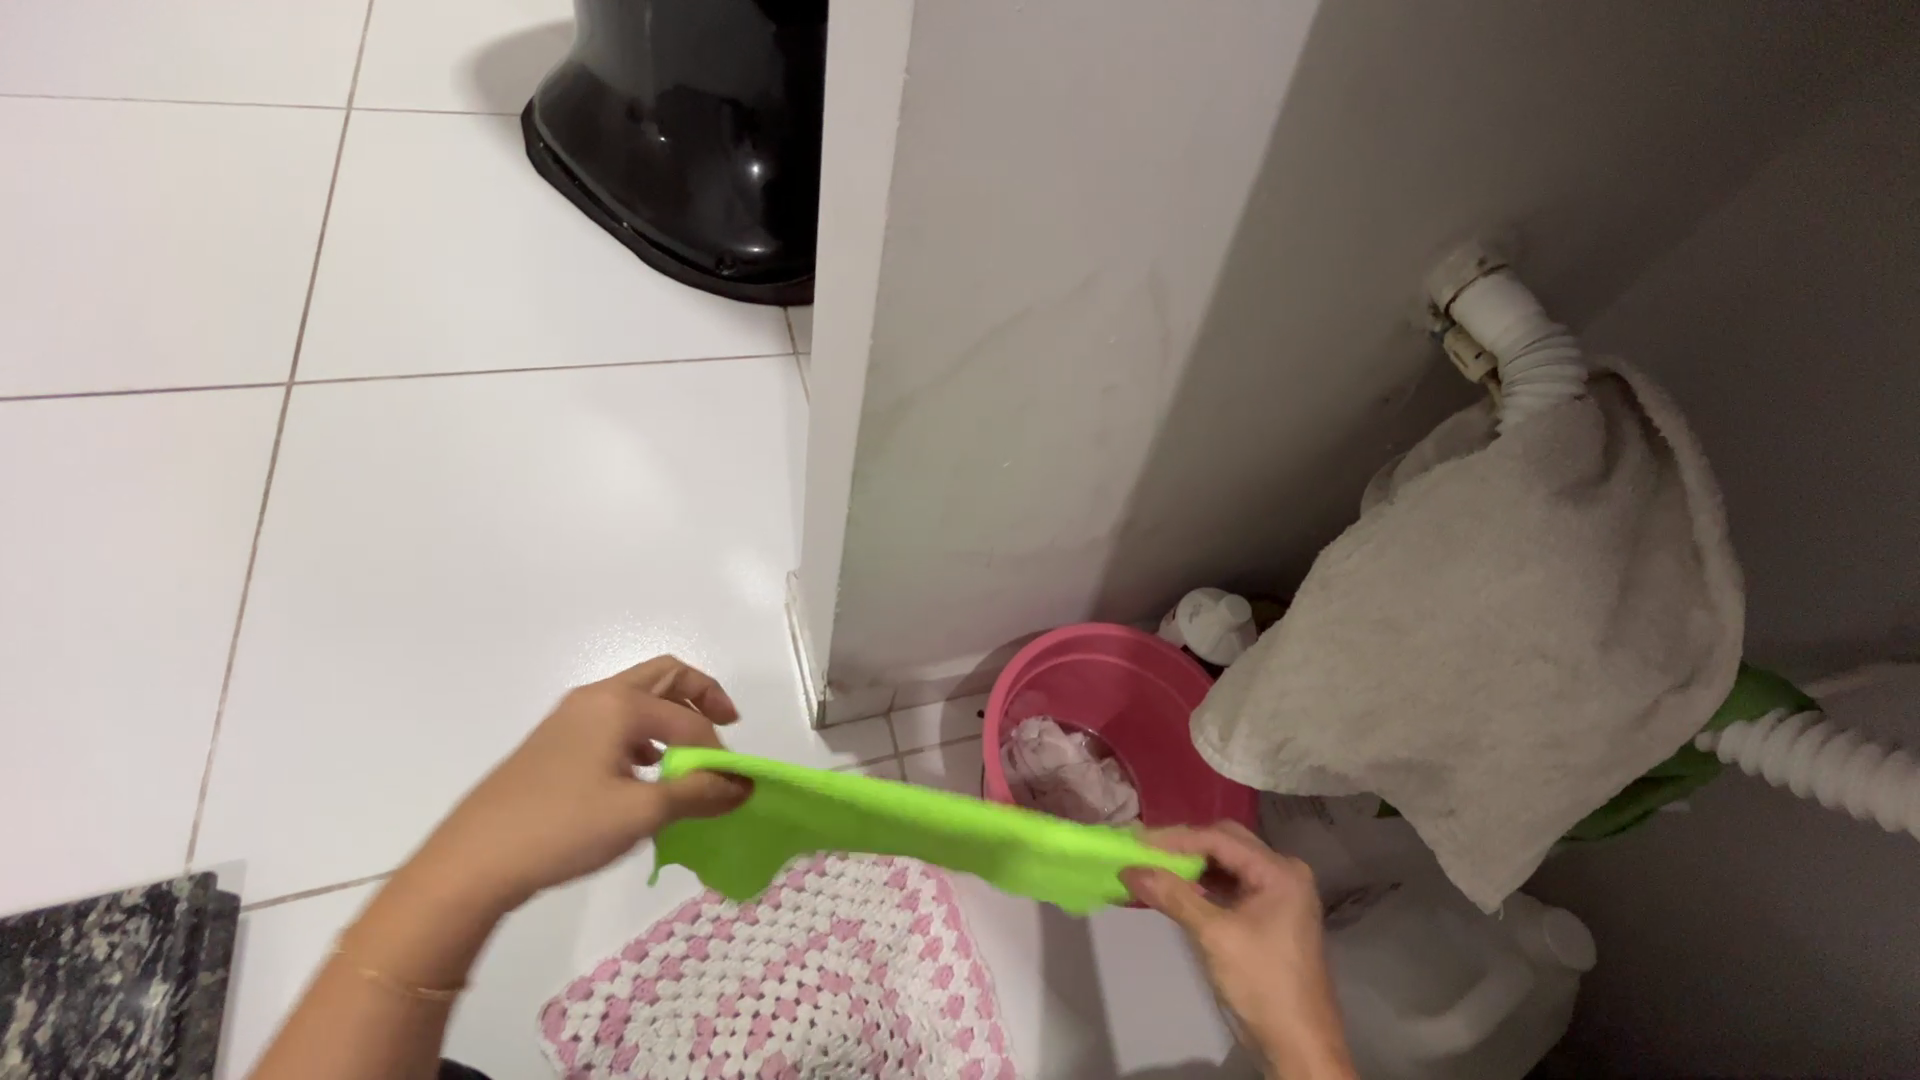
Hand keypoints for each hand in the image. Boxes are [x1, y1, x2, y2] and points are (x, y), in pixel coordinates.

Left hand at [413, 656, 751, 911]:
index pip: (688, 717)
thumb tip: (742, 785)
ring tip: (687, 758)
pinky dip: (642, 735)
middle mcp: (595, 698)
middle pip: (664, 677)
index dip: (718, 750)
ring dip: (671, 717)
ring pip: (637, 700)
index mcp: (618, 704)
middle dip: (701, 697)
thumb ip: (698, 793)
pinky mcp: (554, 743)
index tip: (731, 786)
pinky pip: (614, 723)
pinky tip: (643, 774)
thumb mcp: (641, 814)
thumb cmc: (562, 828)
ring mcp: (570, 718)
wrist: (470, 864)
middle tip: (726, 727)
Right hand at [1123, 823, 1355, 1079]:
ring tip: (1152, 865)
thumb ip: (1173, 895)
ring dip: (1191, 864)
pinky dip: (1202, 884)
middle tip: (1142, 849)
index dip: (1175, 839)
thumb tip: (1129, 870)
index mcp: (1280, 871)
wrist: (1299, 1046)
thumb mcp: (1214, 936)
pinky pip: (1230, 885)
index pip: (1219, 839)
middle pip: (1224, 843)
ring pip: (1225, 863)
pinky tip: (1175, 887)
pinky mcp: (1268, 913)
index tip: (1136, 842)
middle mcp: (1283, 872)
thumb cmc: (1262, 985)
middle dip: (1183, 845)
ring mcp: (1277, 893)